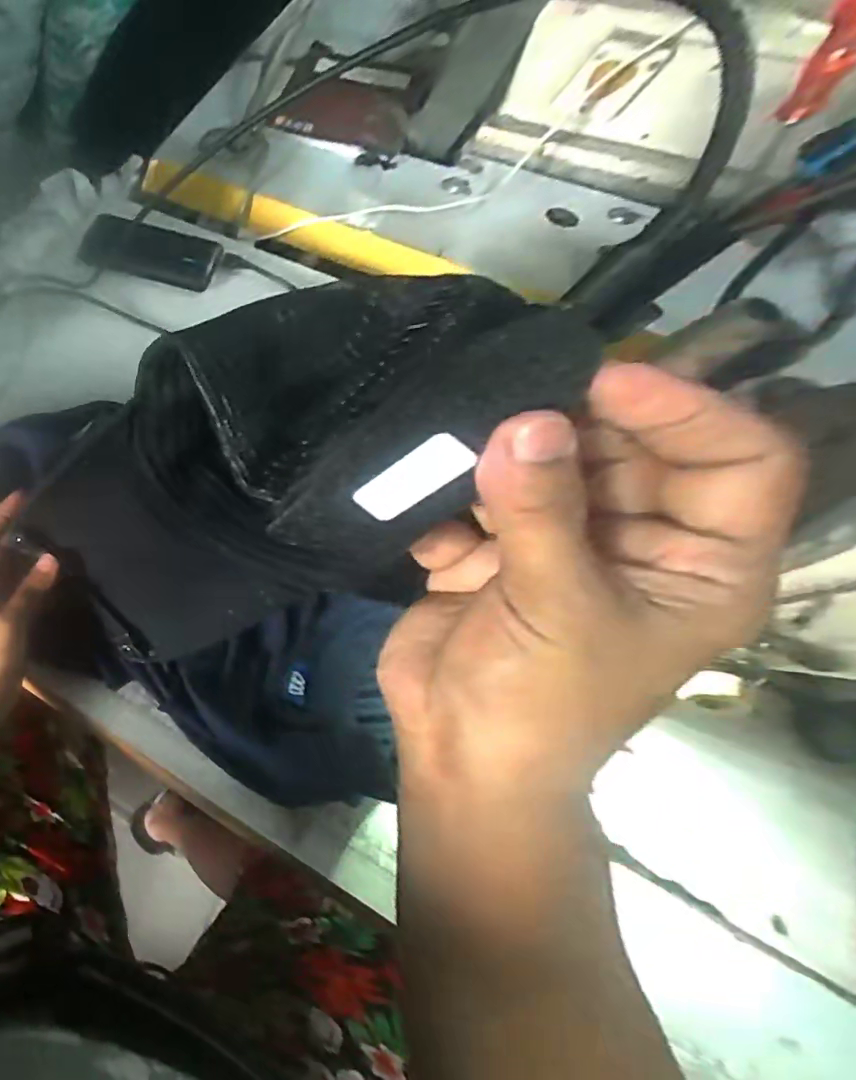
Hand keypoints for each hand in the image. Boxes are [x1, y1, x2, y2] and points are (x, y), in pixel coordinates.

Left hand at [0, 492, 59, 727]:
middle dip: (15, 532)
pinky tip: (51, 577)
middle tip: (44, 515)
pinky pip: (20, 593)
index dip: (0, 517)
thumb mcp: (9, 623)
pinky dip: (34, 582)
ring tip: (53, 539)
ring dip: (27, 556)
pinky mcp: (6, 625)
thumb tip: (50, 557)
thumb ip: (29, 591)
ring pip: (10, 573)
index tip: (20, 495)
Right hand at [378, 362, 805, 799]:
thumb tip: (525, 423)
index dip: (685, 413)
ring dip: (494, 466)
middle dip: (572, 431)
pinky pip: (467, 514)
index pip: (734, 462)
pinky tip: (422, 527)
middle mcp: (630, 545)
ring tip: (451, 449)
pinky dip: (440, 512)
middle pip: (623, 459)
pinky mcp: (482, 560)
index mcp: (699, 563)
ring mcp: (549, 551)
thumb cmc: (545, 695)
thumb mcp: (559, 605)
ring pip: (537, 479)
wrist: (457, 748)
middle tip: (509, 398)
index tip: (604, 378)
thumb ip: (541, 513)